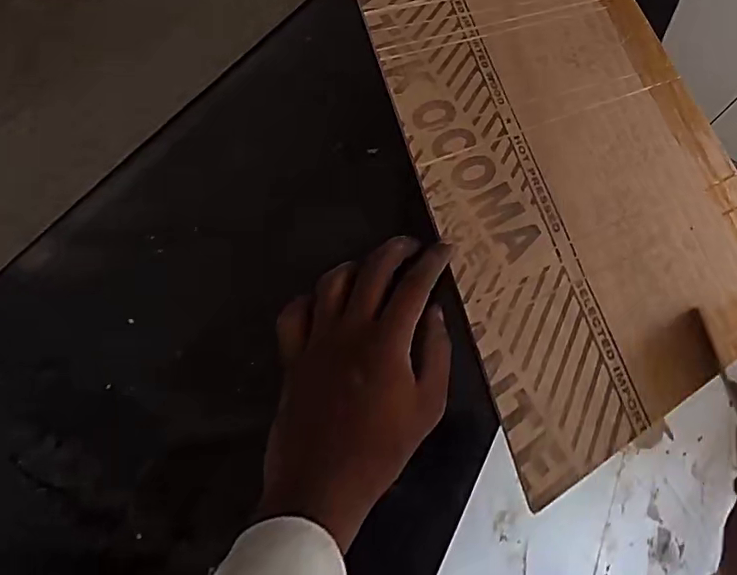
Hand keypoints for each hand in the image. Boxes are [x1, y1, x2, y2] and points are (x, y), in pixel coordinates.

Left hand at [260, 237, 452, 550]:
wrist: (320, 489)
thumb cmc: (382, 449)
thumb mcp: (429, 406)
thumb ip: (436, 353)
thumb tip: (433, 314)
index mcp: (387, 341)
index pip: (414, 284)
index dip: (433, 261)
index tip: (444, 248)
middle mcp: (350, 330)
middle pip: (373, 269)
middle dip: (397, 249)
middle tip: (412, 246)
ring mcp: (316, 341)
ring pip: (332, 281)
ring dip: (356, 265)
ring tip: (372, 268)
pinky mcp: (292, 358)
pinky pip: (294, 312)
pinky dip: (311, 297)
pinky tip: (325, 301)